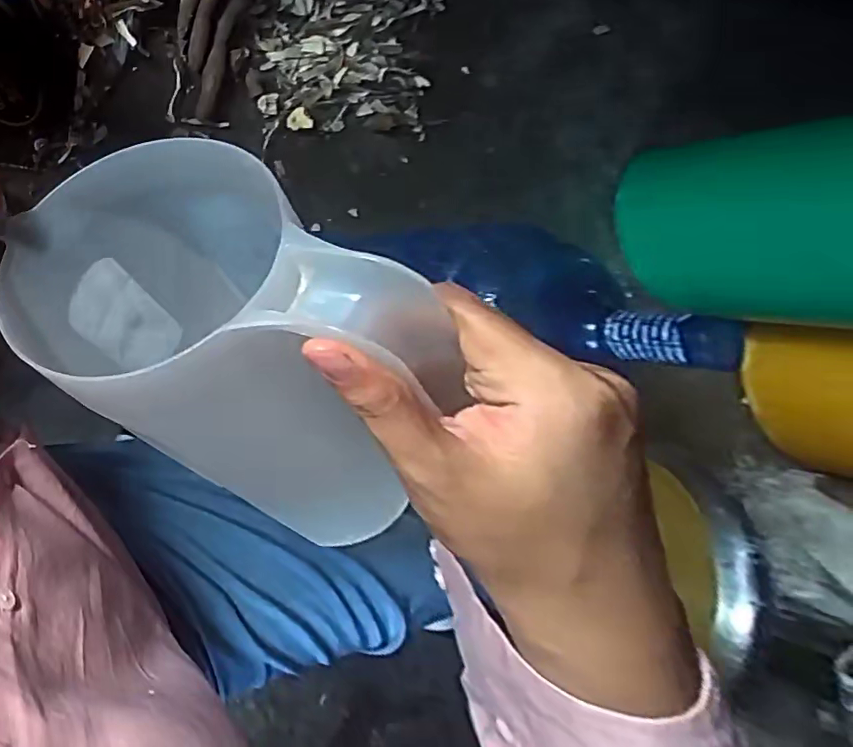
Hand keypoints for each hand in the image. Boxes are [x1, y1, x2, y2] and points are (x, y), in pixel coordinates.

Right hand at [303, 284, 701, 717]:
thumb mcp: (428, 466)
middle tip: (379, 369)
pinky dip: (482, 379)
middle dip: (426, 340)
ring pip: (500, 347)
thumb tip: (317, 343)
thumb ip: (376, 397)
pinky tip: (458, 411)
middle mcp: (590, 374)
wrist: (594, 610)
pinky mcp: (602, 410)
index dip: (406, 311)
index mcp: (553, 382)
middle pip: (482, 327)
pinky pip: (523, 369)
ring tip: (414, 392)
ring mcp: (604, 392)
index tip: (363, 331)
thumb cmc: (506, 537)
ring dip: (453, 361)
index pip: (462, 310)